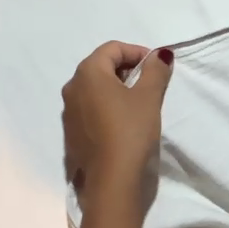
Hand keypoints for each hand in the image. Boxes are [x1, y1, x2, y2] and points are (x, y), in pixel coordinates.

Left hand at [61, 41, 174, 193]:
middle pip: (100, 67)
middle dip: (125, 70)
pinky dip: (106, 108)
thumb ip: (155, 72)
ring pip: (94, 90)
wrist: (111, 178)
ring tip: (137, 105)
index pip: (112, 48)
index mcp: (88, 72)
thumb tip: (160, 55)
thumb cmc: (131, 131)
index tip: (157, 67)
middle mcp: (72, 87)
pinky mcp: (71, 133)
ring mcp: (68, 112)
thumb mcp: (149, 98)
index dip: (137, 52)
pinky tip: (122, 125)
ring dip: (115, 90)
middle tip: (149, 84)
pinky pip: (89, 110)